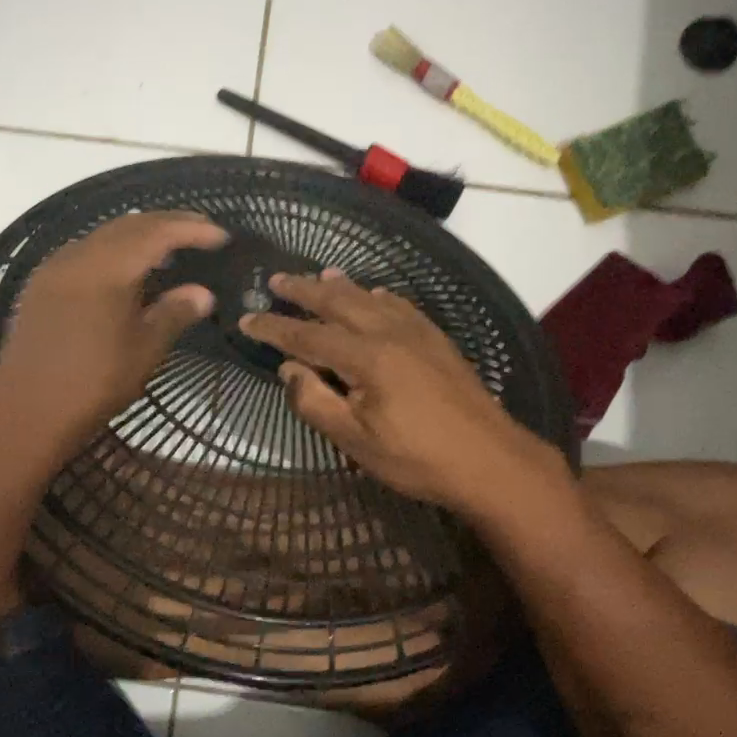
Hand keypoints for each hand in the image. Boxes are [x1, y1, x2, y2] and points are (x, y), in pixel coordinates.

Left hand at [0, 211, 226, 464]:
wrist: (27, 410)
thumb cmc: (93, 384)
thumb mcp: (143, 351)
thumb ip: (173, 314)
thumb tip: (202, 293)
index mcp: (107, 267)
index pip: (157, 232)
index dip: (191, 229)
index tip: (221, 236)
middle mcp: (78, 256)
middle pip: (127, 226)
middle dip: (166, 225)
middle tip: (199, 233)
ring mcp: (54, 269)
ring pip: (102, 236)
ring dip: (136, 236)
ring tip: (166, 250)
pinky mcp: (40, 287)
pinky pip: (83, 253)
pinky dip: (111, 252)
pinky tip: (123, 272)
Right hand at [239, 269, 569, 513]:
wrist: (490, 460)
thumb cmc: (416, 458)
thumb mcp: (355, 441)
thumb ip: (316, 402)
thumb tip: (288, 369)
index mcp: (365, 357)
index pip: (307, 335)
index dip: (274, 327)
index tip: (246, 318)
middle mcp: (390, 333)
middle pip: (339, 302)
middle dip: (305, 291)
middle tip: (277, 279)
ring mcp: (418, 334)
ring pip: (371, 298)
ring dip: (340, 286)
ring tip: (319, 276)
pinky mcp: (438, 342)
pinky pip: (400, 305)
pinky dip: (378, 295)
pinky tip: (376, 294)